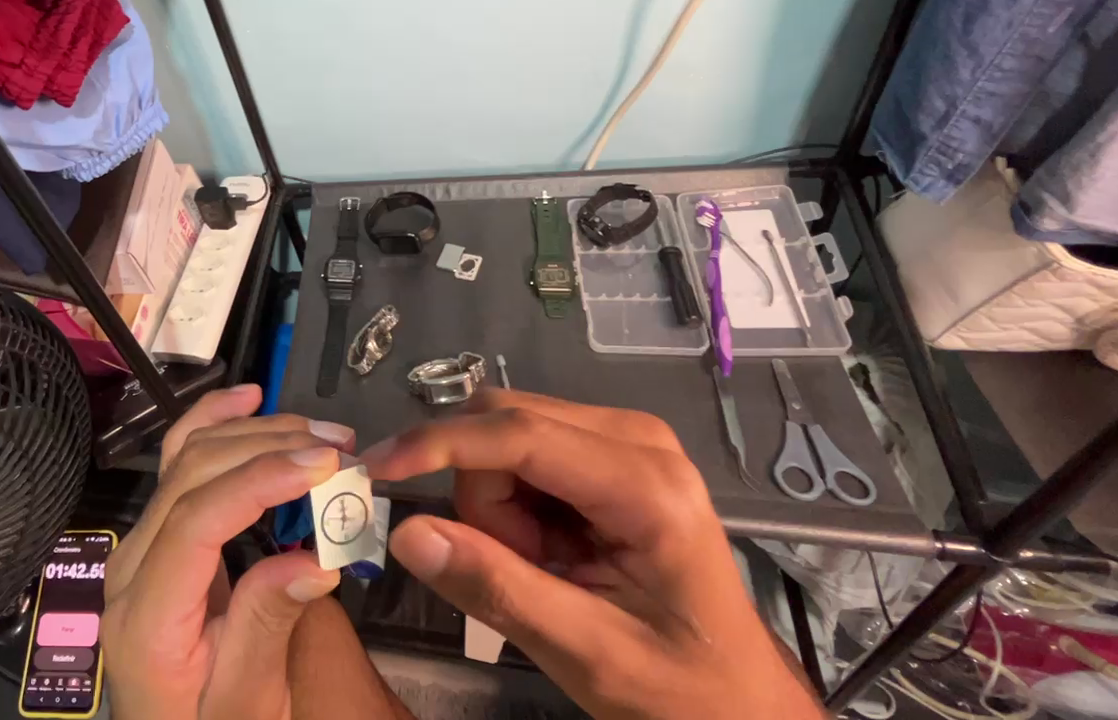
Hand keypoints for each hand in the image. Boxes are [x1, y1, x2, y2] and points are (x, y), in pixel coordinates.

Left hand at [103, 384, 356, 718]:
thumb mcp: (247, 700)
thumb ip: (269, 627)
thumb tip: (319, 561)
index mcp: (147, 611)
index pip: (196, 521)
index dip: (258, 480)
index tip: (323, 464)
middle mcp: (132, 560)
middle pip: (192, 474)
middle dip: (269, 446)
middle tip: (340, 447)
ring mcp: (140, 538)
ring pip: (188, 455)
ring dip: (255, 431)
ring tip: (320, 431)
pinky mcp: (157, 530)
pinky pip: (179, 460)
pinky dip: (213, 420)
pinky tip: (246, 397)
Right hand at [361, 390, 822, 719]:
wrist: (741, 703)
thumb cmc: (681, 692)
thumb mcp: (589, 656)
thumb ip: (497, 591)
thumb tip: (406, 534)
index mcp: (646, 485)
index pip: (519, 434)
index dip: (439, 443)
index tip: (376, 467)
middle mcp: (635, 438)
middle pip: (503, 425)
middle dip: (481, 495)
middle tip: (514, 565)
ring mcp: (622, 439)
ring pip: (502, 433)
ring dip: (494, 501)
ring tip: (540, 566)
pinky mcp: (606, 450)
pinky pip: (518, 450)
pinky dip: (510, 499)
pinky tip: (547, 545)